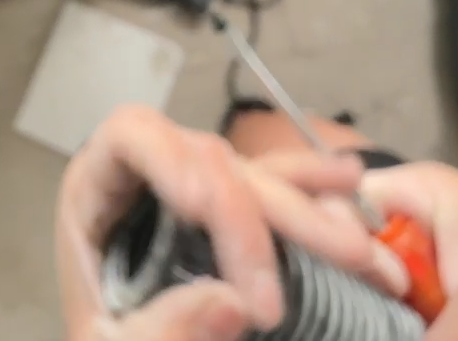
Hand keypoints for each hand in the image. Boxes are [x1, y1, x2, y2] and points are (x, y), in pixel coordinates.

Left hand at [56, 106, 387, 340]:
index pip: (131, 136)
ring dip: (306, 212)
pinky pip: (276, 184)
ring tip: (360, 254)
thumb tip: (230, 303)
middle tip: (272, 305)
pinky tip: (351, 185)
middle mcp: (150, 172)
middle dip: (252, 219)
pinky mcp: (231, 209)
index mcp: (97, 185)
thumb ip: (155, 332)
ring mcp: (195, 183)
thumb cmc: (104, 337)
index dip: (170, 158)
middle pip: (206, 161)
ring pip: (253, 175)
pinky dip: (313, 188)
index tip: (203, 209)